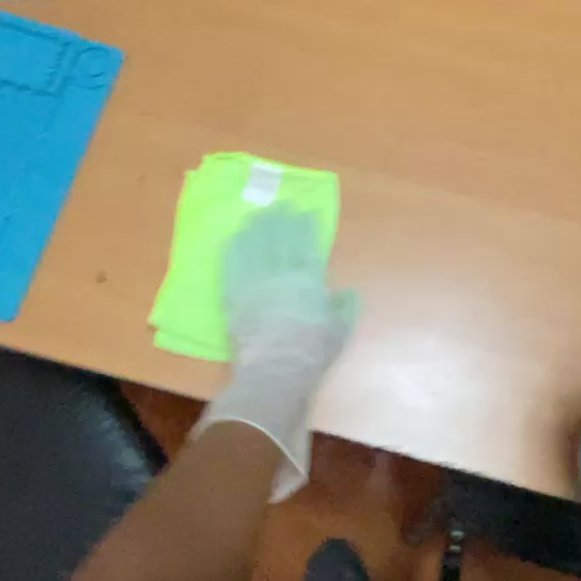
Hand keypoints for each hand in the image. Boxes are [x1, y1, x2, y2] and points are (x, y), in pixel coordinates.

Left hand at [193, 207, 356, 500]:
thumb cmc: (310, 356)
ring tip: (257, 216)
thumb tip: (348, 292)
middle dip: (281, 221)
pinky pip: (232, 268)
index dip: (306, 227)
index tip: (305, 212)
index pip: (307, 246)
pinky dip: (233, 251)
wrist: (275, 374)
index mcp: (308, 282)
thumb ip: (345, 310)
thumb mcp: (338, 333)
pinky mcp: (234, 298)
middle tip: (279, 206)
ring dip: (256, 229)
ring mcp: (255, 285)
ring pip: (254, 248)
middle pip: (280, 241)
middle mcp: (281, 276)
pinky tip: (233, 239)